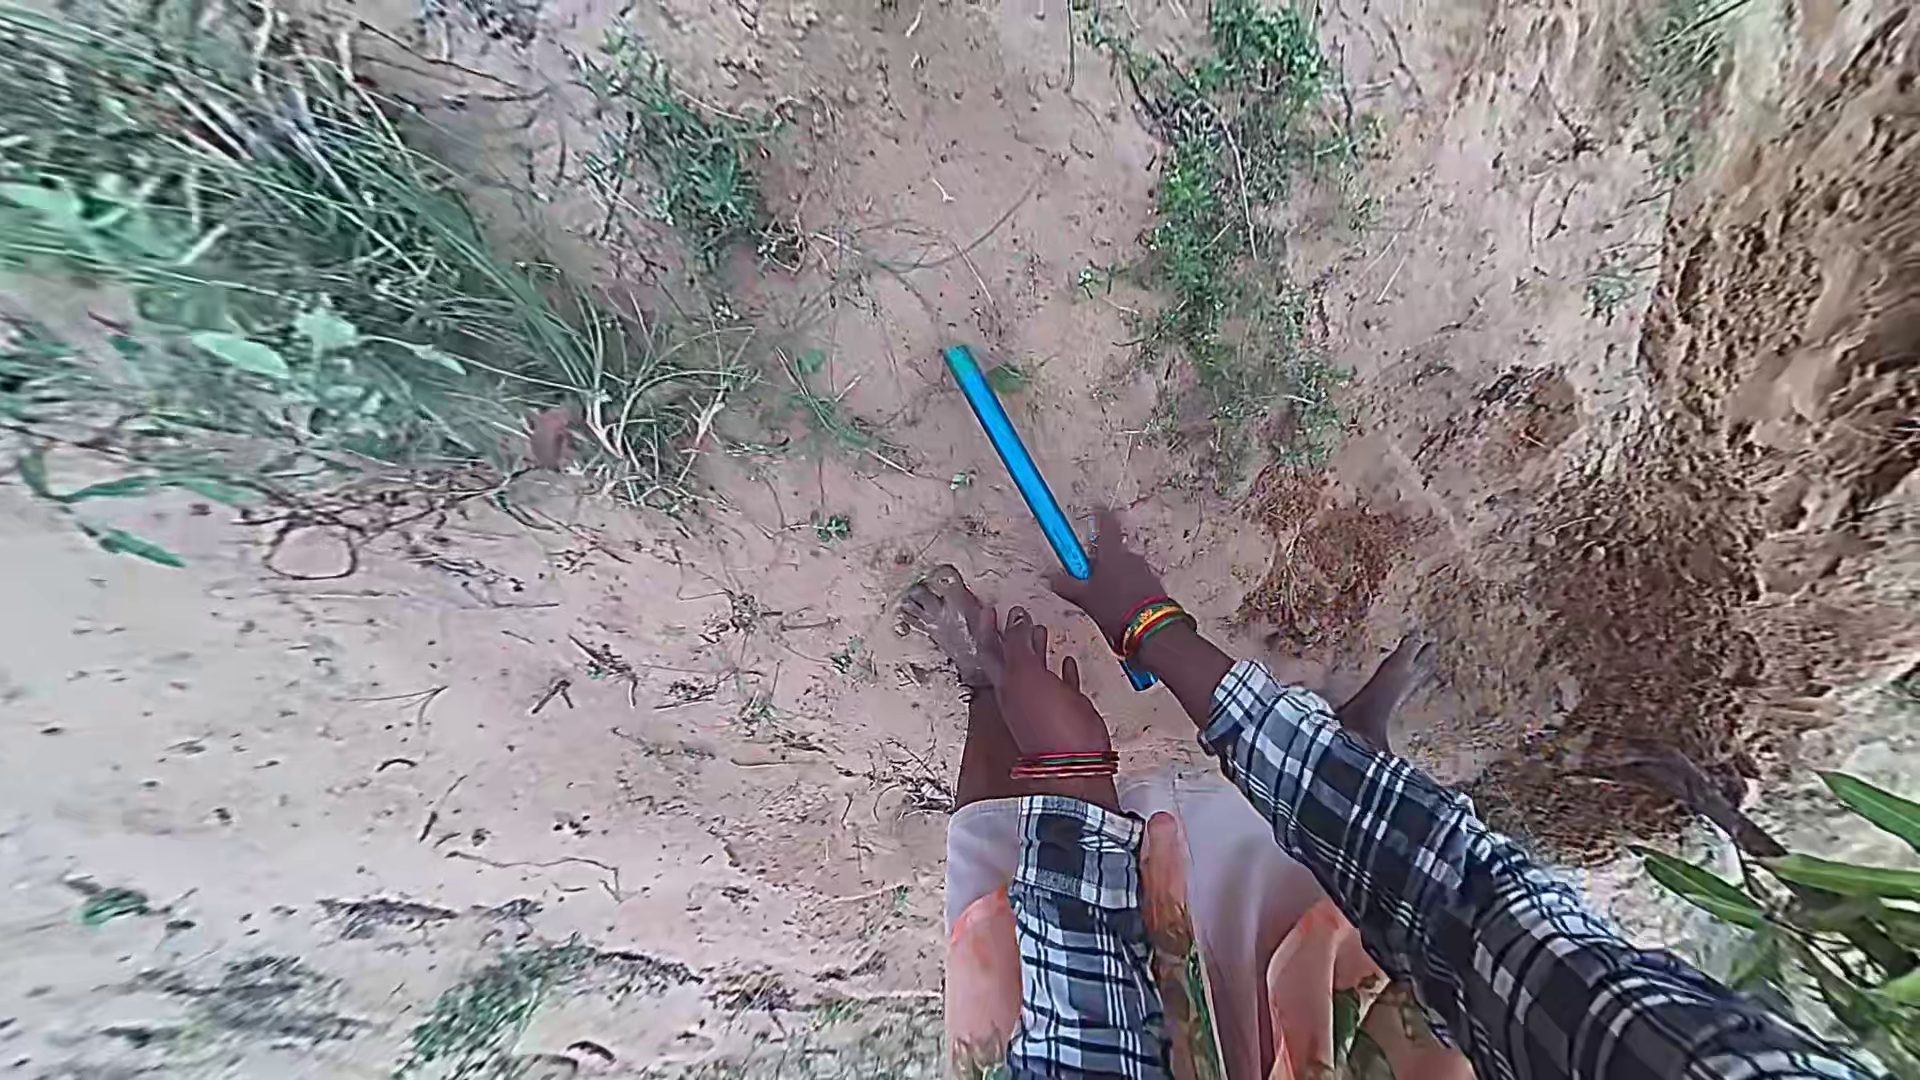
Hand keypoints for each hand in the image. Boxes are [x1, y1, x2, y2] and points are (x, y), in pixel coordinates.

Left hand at [993, 606, 1111, 756]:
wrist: (1076, 763)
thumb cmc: (1049, 724)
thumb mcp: (1027, 676)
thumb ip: (1019, 645)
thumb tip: (1014, 619)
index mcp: (1006, 683)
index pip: (991, 649)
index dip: (987, 628)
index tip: (989, 610)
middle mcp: (1019, 693)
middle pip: (1011, 657)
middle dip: (1012, 635)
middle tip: (1015, 615)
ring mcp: (1042, 703)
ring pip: (1035, 669)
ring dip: (1036, 648)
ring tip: (1040, 629)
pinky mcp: (1066, 712)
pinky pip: (1061, 686)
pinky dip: (1062, 671)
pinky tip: (1066, 662)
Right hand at [1049, 509, 1168, 646]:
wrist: (1151, 630)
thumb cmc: (1119, 609)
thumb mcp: (1084, 597)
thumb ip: (1066, 584)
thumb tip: (1051, 578)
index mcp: (1112, 553)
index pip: (1105, 523)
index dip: (1099, 515)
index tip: (1096, 509)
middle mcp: (1131, 558)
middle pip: (1112, 549)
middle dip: (1100, 559)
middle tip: (1087, 575)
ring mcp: (1144, 572)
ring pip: (1124, 567)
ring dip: (1113, 576)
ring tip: (1103, 598)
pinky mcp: (1154, 587)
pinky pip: (1135, 582)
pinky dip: (1126, 589)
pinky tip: (1118, 606)